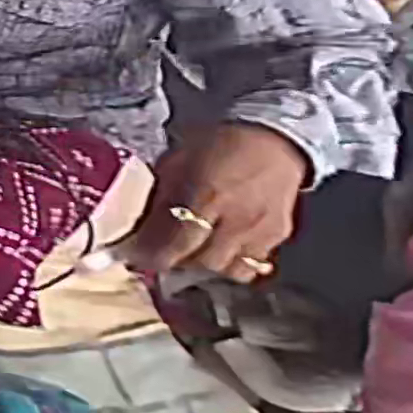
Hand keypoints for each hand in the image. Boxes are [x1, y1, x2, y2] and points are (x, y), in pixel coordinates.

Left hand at [128, 124, 308, 282]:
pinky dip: (228, 264)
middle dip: (173, 262)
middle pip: (201, 262)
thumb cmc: (207, 150)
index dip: (151, 255)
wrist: (266, 142)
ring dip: (201, 267)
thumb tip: (134, 228)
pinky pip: (252, 264)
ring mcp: (263, 230)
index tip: (131, 257)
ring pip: (228, 269)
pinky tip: (212, 251)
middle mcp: (237, 218)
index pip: (175, 241)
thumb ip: (156, 199)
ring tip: (183, 254)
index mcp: (203, 196)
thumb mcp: (170, 168)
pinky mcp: (280, 237)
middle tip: (155, 254)